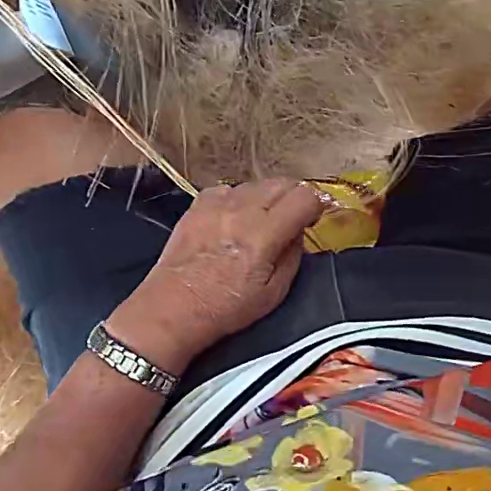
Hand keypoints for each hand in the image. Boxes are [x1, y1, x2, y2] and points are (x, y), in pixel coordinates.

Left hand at [106, 179, 325, 371]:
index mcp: (264, 234)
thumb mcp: (274, 292)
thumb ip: (293, 255)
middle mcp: (242, 210)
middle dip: (293, 197)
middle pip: (282, 183)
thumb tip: (298, 232)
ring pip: (255, 184)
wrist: (175, 306)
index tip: (312, 218)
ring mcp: (217, 203)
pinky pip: (227, 189)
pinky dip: (237, 199)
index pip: (304, 196)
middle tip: (291, 219)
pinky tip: (233, 218)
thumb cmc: (226, 307)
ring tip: (260, 221)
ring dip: (265, 197)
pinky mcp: (197, 205)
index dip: (315, 205)